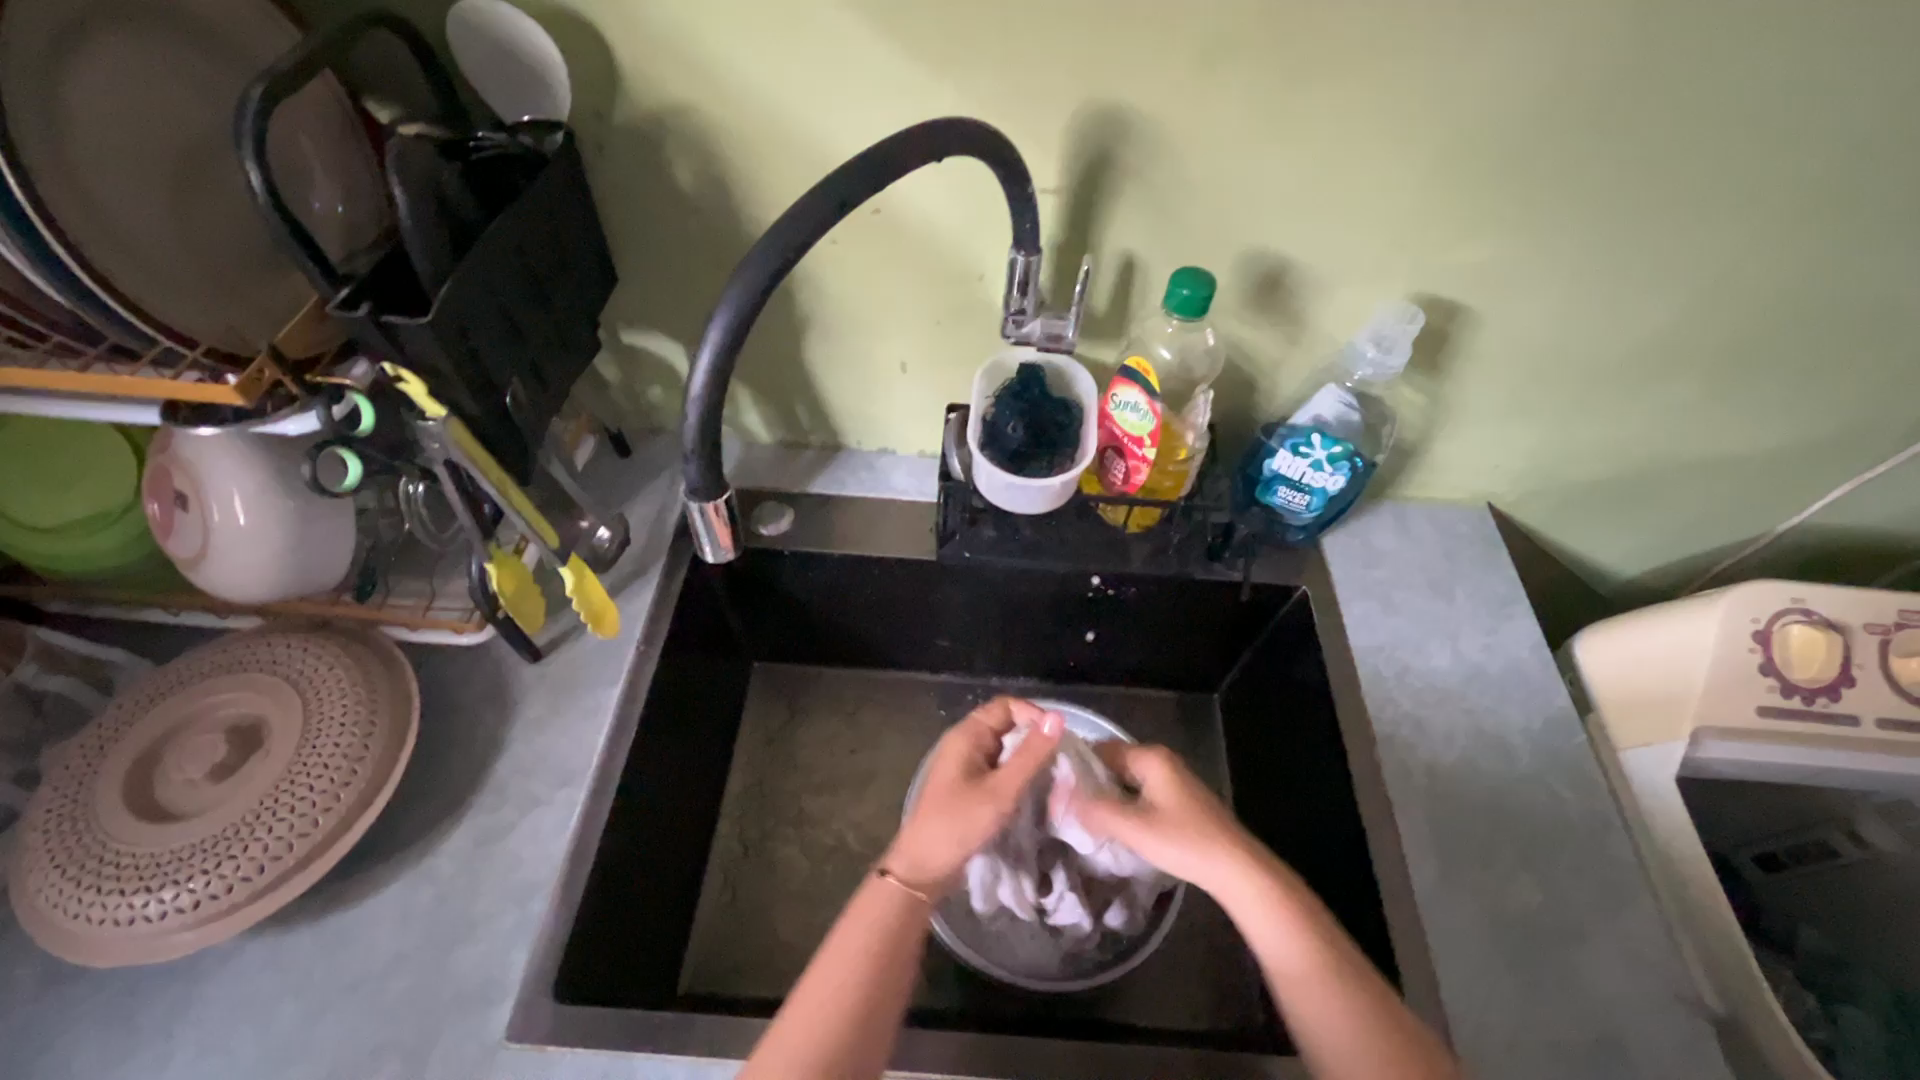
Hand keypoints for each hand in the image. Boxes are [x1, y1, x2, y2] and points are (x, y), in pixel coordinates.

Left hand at [883, 697, 1063, 897]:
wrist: (924, 867)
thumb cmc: (960, 824)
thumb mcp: (1002, 790)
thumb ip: (1031, 754)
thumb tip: (1058, 717)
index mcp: (967, 735)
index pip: (1007, 706)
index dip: (1034, 715)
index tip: (1058, 740)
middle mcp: (965, 743)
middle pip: (1006, 725)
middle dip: (1033, 738)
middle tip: (1060, 761)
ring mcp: (965, 765)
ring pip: (1003, 749)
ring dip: (1026, 758)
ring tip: (1051, 777)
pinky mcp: (968, 785)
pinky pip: (997, 768)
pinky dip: (1015, 774)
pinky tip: (1032, 792)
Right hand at [1069, 742, 1267, 898]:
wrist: (1235, 868)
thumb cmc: (1183, 842)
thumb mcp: (1133, 827)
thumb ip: (1094, 809)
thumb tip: (1058, 796)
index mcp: (1150, 757)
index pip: (1100, 749)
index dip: (1076, 766)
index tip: (1052, 785)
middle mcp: (1161, 761)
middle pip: (1113, 764)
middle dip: (1089, 783)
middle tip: (1061, 804)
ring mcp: (1172, 780)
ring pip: (1126, 781)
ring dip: (1106, 796)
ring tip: (1079, 816)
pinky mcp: (1178, 800)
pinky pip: (1139, 794)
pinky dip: (1123, 805)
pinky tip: (1110, 825)